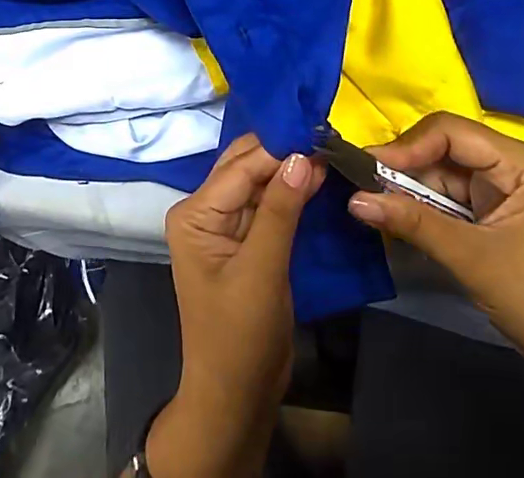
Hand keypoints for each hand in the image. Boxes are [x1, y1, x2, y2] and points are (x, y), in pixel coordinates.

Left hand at [143, 135, 323, 477]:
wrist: (235, 394)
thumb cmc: (240, 335)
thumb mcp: (261, 271)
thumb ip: (280, 211)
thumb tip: (303, 156)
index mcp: (195, 213)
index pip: (239, 167)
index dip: (278, 148)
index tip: (319, 130)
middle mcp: (204, 210)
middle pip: (244, 167)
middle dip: (282, 151)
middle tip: (326, 135)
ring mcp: (224, 225)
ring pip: (257, 182)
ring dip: (288, 168)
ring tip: (328, 149)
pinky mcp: (244, 240)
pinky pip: (267, 204)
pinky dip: (289, 192)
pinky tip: (317, 179)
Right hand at [345, 113, 523, 390]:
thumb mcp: (475, 260)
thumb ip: (413, 223)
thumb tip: (354, 199)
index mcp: (523, 163)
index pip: (450, 132)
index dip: (406, 146)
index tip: (366, 169)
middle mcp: (514, 168)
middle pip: (443, 152)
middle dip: (404, 170)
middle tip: (361, 190)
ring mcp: (507, 195)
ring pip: (443, 178)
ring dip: (410, 193)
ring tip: (372, 207)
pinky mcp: (498, 219)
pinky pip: (451, 202)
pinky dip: (425, 212)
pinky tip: (399, 222)